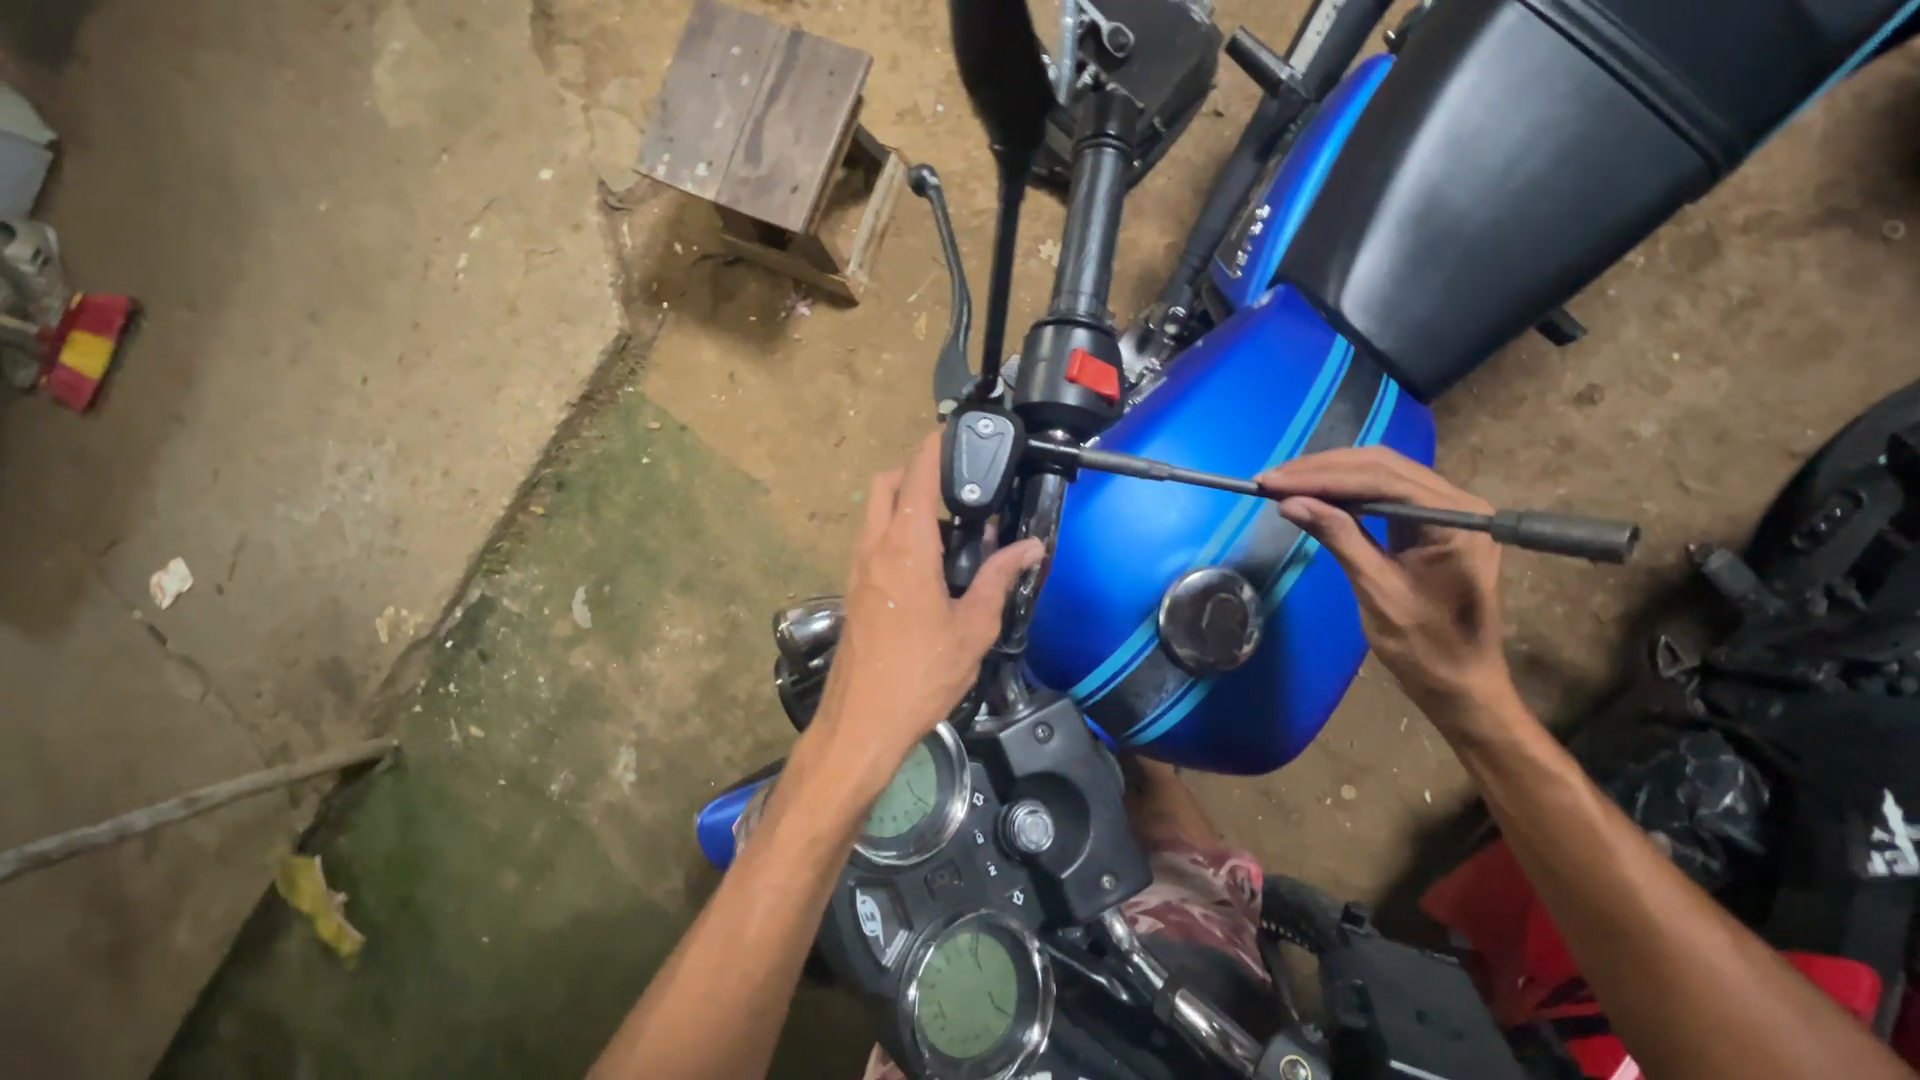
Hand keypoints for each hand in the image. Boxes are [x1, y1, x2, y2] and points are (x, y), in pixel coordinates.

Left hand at [813, 432, 1043, 767]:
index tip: (954, 430)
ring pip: (873, 512)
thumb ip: (999, 579)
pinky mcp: (854, 591)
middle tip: (955, 481)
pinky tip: (928, 561)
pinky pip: (872, 540)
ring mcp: (857, 569)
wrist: (862, 722)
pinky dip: (895, 530)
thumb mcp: (973, 628)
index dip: (934, 446)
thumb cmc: (921, 675)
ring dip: (903, 501)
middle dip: (915, 469)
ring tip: (950, 522)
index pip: (917, 476)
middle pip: (885, 484)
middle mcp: (873, 547)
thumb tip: (1030, 548)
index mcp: (905, 548)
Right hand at [1257, 447, 1515, 729]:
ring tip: (1284, 483)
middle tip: (1270, 479)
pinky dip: (1347, 491)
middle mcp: (1458, 503)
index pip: (1381, 479)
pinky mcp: (1433, 524)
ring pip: (1382, 473)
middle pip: (1382, 466)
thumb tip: (1290, 503)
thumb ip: (1338, 537)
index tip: (1271, 481)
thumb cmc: (1426, 646)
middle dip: (1322, 470)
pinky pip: (1386, 493)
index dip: (1321, 476)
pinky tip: (1315, 495)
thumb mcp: (1377, 590)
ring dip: (1331, 476)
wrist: (1463, 684)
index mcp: (1456, 518)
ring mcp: (1449, 511)